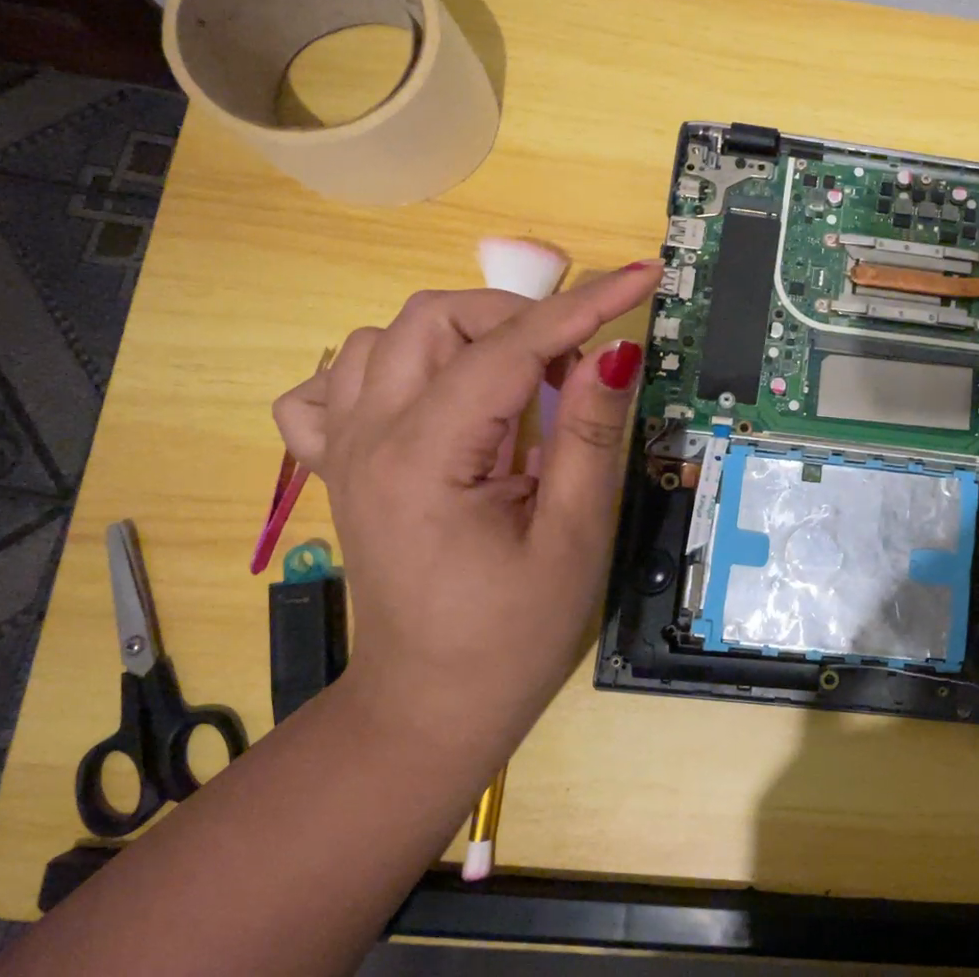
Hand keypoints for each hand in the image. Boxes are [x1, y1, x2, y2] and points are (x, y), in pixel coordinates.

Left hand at [272, 260, 660, 749]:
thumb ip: (591, 437)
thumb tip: (617, 352)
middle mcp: (368, 437)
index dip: (582, 307)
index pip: (509, 349)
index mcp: (426, 459)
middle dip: (519, 318)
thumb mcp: (574, 536)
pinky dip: (388, 368)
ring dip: (466, 336)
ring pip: (389, 337)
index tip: (641, 276)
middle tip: (580, 364)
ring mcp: (343, 448)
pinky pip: (337, 385)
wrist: (434, 701)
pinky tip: (432, 398)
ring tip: (523, 382)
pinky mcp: (340, 465)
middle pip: (435, 320)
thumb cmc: (515, 631)